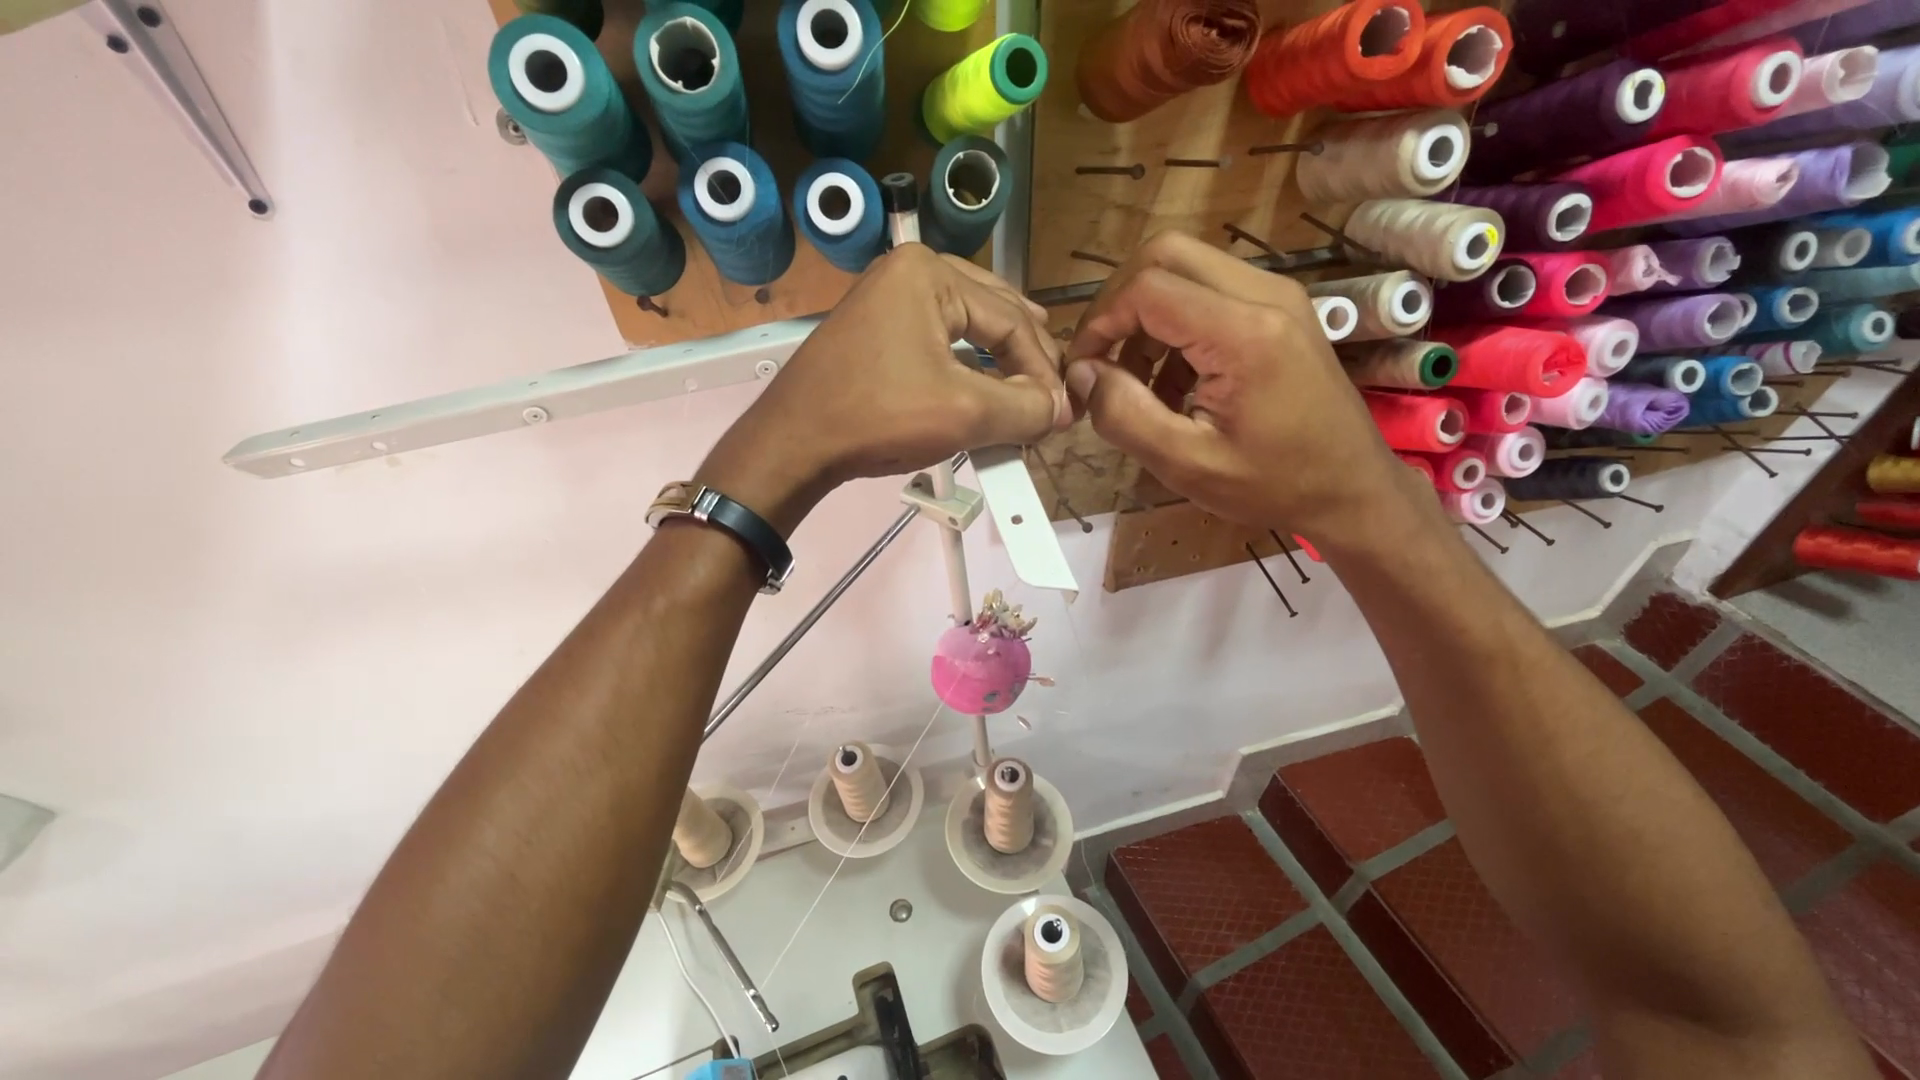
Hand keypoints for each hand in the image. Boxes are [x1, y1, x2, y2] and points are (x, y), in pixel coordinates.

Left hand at [698, 245, 1071, 533]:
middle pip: (991, 310)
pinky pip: (936, 338)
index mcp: (929, 273)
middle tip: (1052, 393)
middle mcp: (907, 272)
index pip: (1012, 318)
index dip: (1044, 369)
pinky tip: (980, 384)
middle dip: (1025, 356)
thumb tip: (1061, 408)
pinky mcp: (873, 329)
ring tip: (1026, 385)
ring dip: (996, 359)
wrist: (791, 445)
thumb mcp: (965, 413)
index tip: (1063, 412)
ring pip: (965, 324)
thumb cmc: (878, 418)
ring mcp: (885, 298)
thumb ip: (1026, 407)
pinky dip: (965, 364)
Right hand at [1064, 232, 1411, 538]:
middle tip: (1101, 359)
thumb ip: (1124, 414)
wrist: (1352, 489)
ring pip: (1186, 266)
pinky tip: (1171, 380)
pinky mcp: (1279, 307)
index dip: (1099, 322)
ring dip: (1146, 313)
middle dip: (1119, 302)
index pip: (1146, 287)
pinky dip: (1174, 321)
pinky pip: (1209, 289)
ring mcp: (1277, 295)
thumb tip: (1080, 372)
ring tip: (1135, 380)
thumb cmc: (1273, 485)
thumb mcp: (1186, 464)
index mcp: (1244, 333)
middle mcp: (1265, 294)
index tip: (1082, 369)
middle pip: (1165, 254)